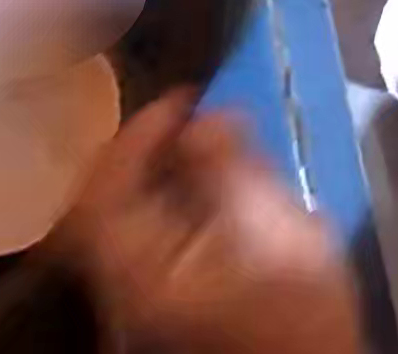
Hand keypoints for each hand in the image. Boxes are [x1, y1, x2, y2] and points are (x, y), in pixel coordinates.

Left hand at [58, 90, 361, 353]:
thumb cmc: (294, 299)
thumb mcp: (268, 227)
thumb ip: (229, 171)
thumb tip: (204, 116)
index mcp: (141, 271)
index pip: (103, 193)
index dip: (136, 136)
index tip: (187, 96)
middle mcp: (132, 275)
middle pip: (114, 193)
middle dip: (152, 141)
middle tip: (198, 105)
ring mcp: (153, 277)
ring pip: (138, 200)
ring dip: (167, 155)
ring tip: (213, 123)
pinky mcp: (180, 272)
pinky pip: (164, 211)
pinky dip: (185, 176)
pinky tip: (224, 161)